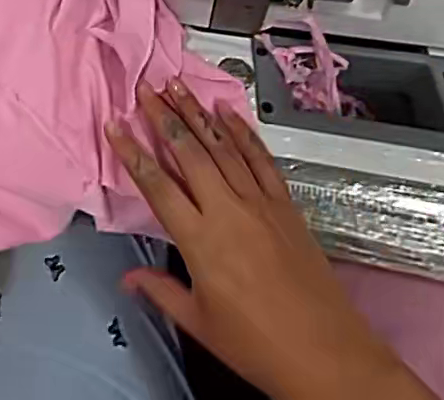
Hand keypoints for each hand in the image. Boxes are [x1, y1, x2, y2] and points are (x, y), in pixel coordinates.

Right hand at [108, 82, 436, 399]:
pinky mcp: (284, 203)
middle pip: (188, 151)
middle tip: (146, 89)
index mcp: (201, 241)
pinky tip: (227, 111)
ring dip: (196, 112)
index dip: (132, 151)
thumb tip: (129, 278)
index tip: (115, 126)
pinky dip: (242, 131)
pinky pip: (259, 157)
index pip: (156, 184)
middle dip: (163, 115)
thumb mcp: (200, 324)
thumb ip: (161, 291)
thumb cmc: (261, 347)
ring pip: (221, 145)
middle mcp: (228, 212)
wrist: (328, 357)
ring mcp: (259, 203)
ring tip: (178, 86)